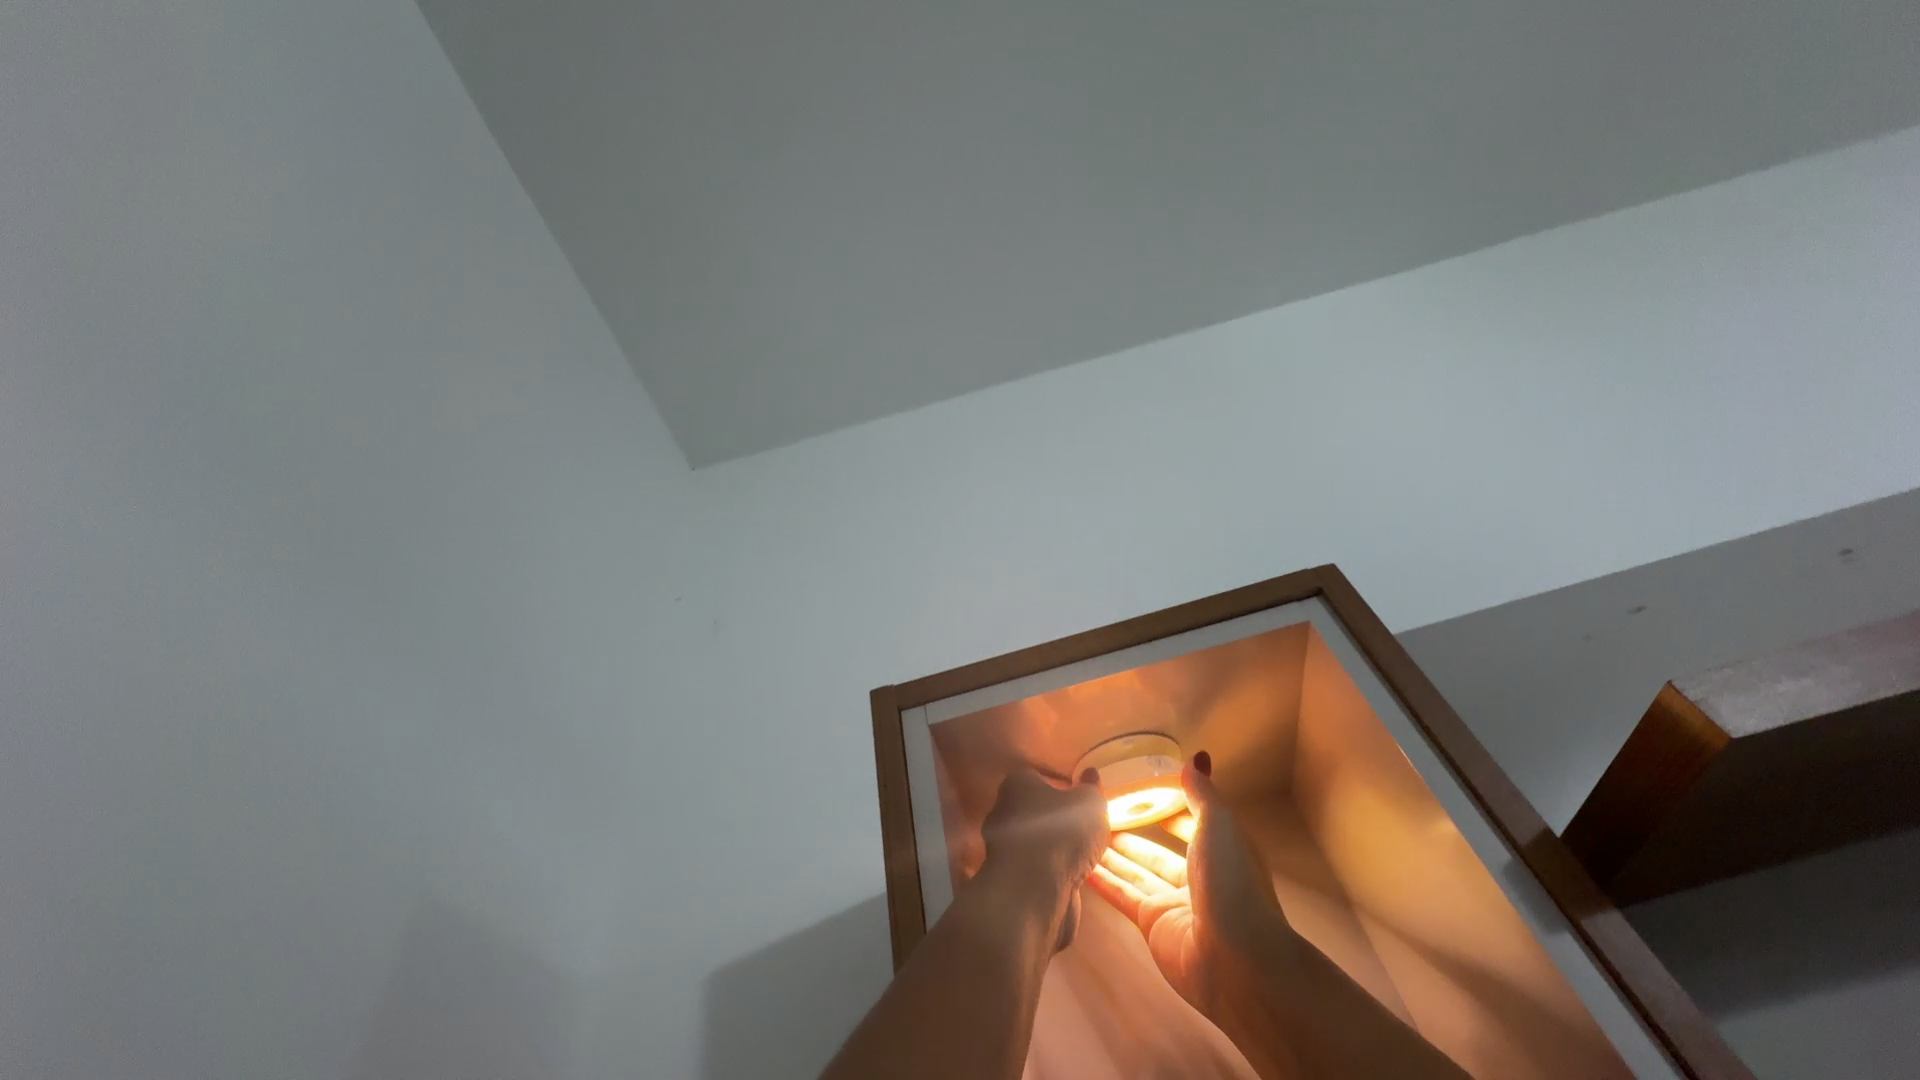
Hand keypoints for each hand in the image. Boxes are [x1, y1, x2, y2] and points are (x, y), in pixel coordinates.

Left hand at [977, 767, 1108, 951]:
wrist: (1034, 892)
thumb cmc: (1061, 834)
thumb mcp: (1089, 804)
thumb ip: (1091, 788)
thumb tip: (1090, 773)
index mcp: (1016, 785)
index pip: (1036, 777)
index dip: (1060, 786)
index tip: (1080, 797)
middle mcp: (1002, 812)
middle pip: (1033, 809)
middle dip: (1055, 817)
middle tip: (1084, 827)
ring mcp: (1001, 847)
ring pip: (1033, 841)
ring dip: (1054, 847)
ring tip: (1083, 855)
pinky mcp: (1007, 879)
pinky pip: (1034, 867)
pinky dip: (1050, 870)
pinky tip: (1071, 876)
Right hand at [1086, 752, 1295, 1019]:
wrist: (1238, 960)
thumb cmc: (1231, 881)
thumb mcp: (1219, 825)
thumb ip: (1202, 794)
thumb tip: (1196, 759)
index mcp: (1220, 850)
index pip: (1188, 823)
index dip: (1165, 806)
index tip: (1136, 791)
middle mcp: (1197, 876)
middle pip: (1157, 851)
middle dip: (1132, 832)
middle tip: (1097, 812)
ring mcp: (1174, 903)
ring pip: (1136, 872)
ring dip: (1111, 854)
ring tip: (1080, 832)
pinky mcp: (1152, 925)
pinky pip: (1123, 894)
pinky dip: (1102, 880)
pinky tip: (1079, 865)